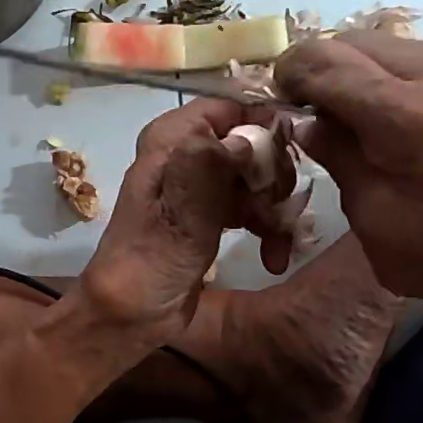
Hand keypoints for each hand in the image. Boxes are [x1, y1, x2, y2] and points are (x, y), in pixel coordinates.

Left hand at [77, 99, 293, 341]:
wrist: (131, 315)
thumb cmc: (149, 263)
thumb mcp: (181, 217)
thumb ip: (210, 169)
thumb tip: (248, 134)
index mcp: (171, 139)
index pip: (231, 107)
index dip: (266, 127)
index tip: (292, 158)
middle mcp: (187, 152)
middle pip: (252, 141)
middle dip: (273, 176)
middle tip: (278, 208)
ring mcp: (201, 183)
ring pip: (258, 175)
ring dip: (276, 209)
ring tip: (279, 243)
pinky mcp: (212, 211)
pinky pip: (253, 204)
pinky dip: (268, 227)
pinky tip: (275, 256)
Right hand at [274, 32, 422, 319]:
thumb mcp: (367, 211)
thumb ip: (333, 149)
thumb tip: (298, 113)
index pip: (333, 65)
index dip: (295, 74)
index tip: (278, 91)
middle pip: (359, 43)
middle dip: (324, 71)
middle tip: (309, 104)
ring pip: (388, 44)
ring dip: (359, 72)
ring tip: (352, 111)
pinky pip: (421, 53)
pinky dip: (395, 75)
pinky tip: (393, 108)